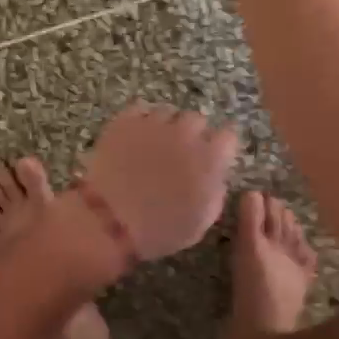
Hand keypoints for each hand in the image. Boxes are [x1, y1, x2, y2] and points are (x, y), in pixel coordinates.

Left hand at [79, 103, 237, 260]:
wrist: (109, 219)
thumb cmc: (160, 229)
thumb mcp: (201, 221)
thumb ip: (215, 190)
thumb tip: (215, 174)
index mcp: (209, 159)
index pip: (228, 136)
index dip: (222, 146)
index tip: (215, 155)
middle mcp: (185, 133)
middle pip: (197, 119)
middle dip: (194, 134)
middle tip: (183, 152)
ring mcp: (154, 122)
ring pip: (168, 112)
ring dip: (168, 126)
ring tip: (157, 143)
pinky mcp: (126, 119)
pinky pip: (141, 109)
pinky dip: (142, 120)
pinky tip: (137, 135)